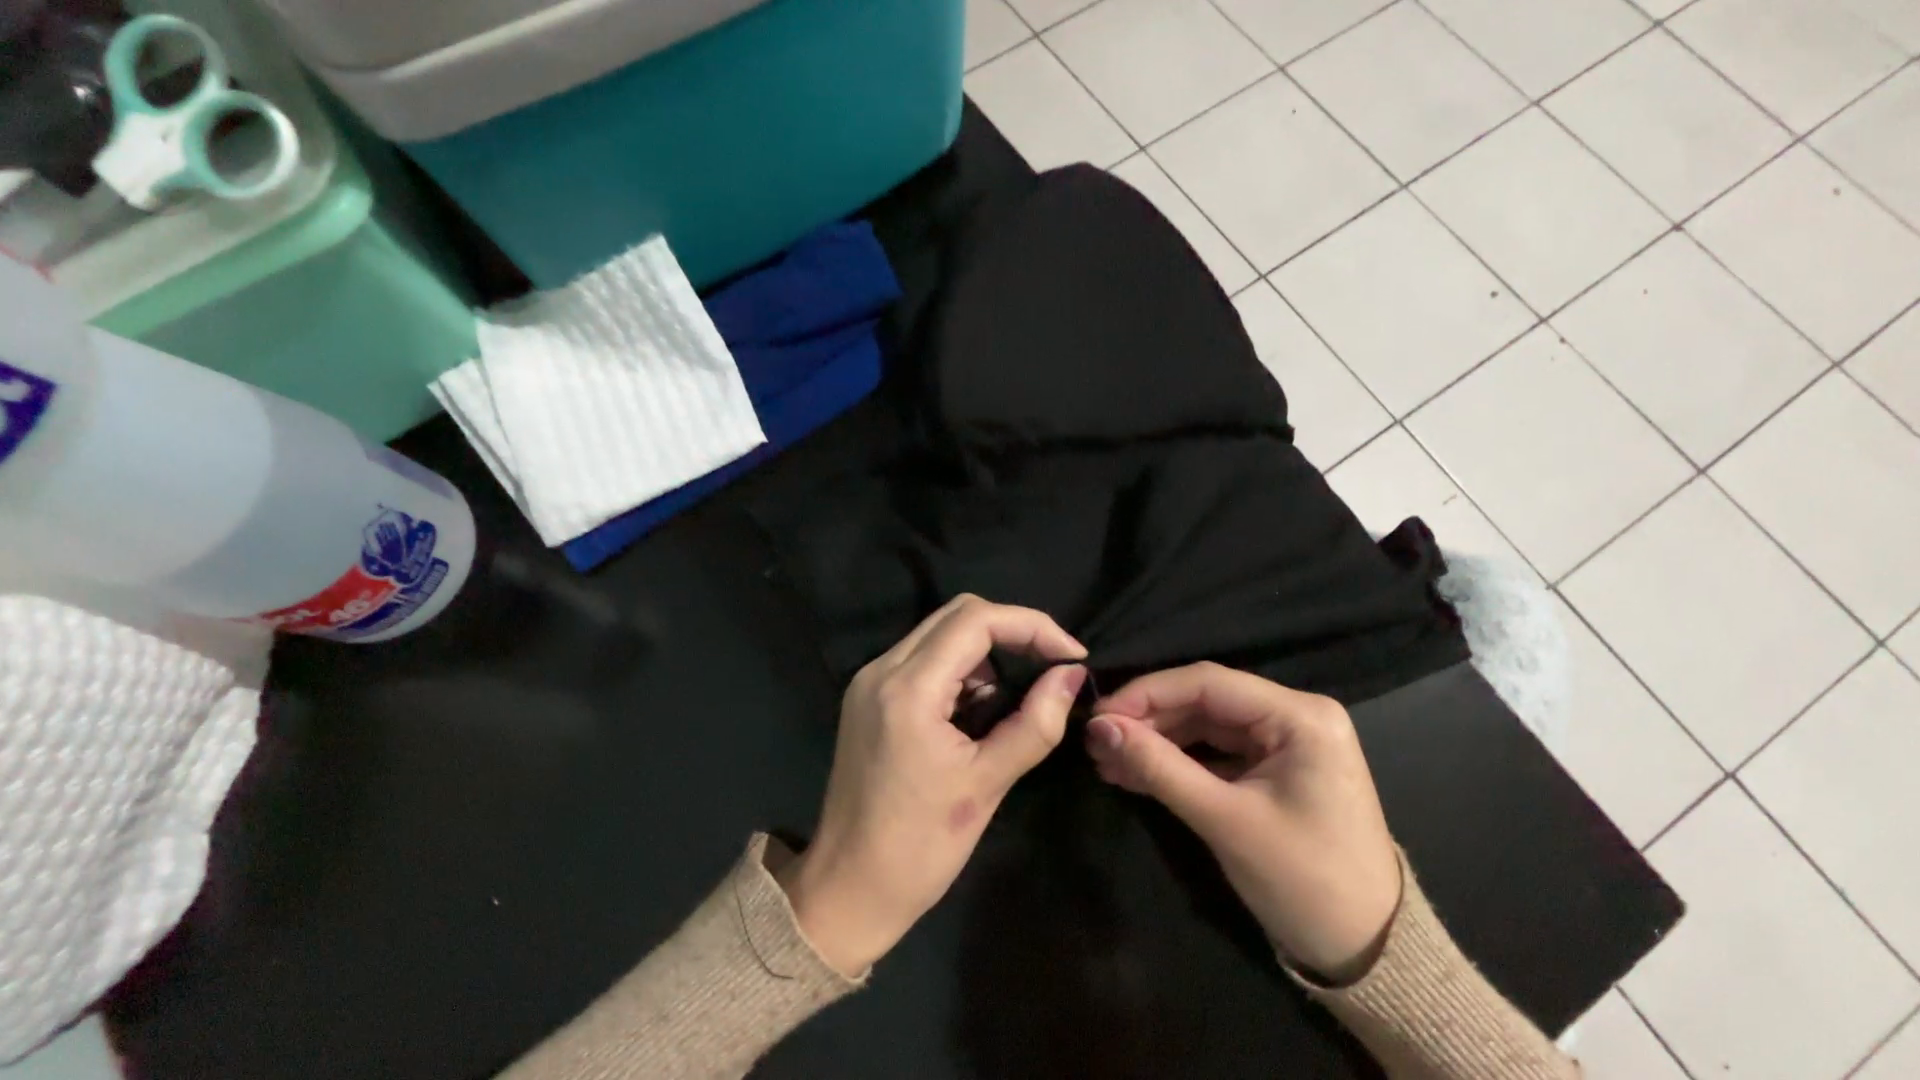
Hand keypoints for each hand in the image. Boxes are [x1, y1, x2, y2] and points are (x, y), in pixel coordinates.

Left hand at [781, 595, 1087, 976]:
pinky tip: (977, 711)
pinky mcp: (867, 699)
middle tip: (1051, 667)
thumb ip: (1036, 722)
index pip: (976, 620)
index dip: (1032, 626)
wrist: (849, 889)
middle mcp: (881, 670)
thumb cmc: (921, 846)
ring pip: (938, 634)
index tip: (1072, 656)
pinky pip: (921, 660)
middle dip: (1011, 632)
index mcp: (907, 688)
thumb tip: (1072, 675)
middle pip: (956, 615)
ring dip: (984, 652)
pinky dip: (958, 670)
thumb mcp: (988, 783)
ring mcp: (869, 683)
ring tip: (1014, 701)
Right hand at [1085, 663, 1400, 983]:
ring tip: (1105, 760)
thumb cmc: (1302, 879)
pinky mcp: (1275, 770)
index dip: (1146, 694)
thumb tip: (1098, 728)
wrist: (1364, 949)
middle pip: (1205, 702)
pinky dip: (1177, 763)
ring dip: (1157, 742)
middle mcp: (1296, 716)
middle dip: (1148, 721)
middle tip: (1094, 742)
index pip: (1208, 683)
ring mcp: (1287, 743)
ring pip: (1205, 727)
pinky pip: (1217, 753)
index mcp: (1300, 715)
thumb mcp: (1223, 819)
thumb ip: (1159, 767)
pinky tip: (1134, 773)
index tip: (1096, 716)